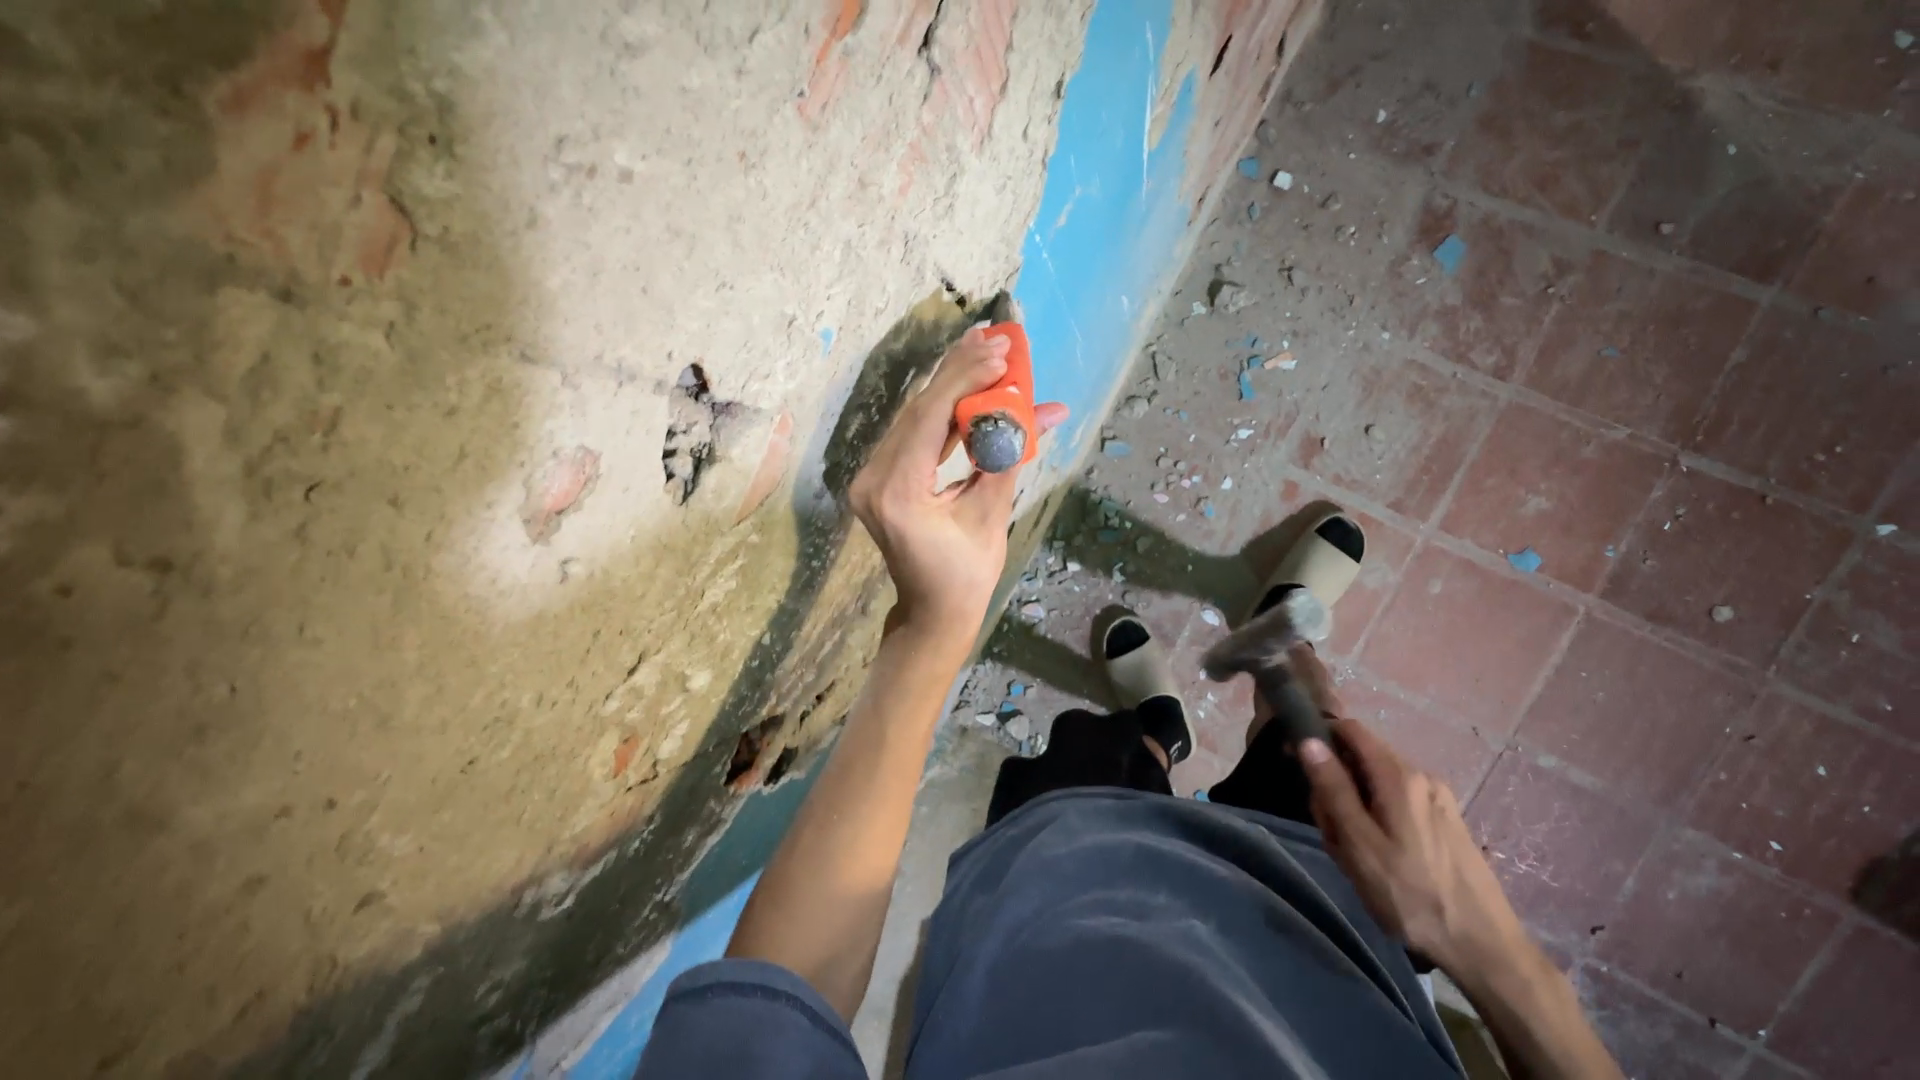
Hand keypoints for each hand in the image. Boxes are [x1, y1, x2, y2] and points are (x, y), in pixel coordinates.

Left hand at [848, 327, 1067, 641]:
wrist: (932, 613)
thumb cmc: (966, 576)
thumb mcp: (992, 514)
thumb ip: (1010, 455)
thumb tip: (1050, 409)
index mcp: (896, 493)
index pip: (928, 419)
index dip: (965, 380)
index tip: (1001, 354)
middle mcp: (873, 478)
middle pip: (918, 410)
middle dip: (959, 372)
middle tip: (996, 338)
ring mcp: (871, 477)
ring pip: (914, 417)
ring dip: (951, 384)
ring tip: (986, 348)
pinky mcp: (881, 478)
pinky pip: (913, 435)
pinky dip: (941, 411)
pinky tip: (965, 383)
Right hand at [1299, 718, 1527, 974]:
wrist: (1483, 946)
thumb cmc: (1411, 895)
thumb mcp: (1360, 844)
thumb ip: (1333, 789)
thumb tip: (1309, 740)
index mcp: (1400, 777)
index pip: (1352, 730)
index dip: (1321, 738)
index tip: (1298, 767)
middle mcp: (1424, 777)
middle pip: (1364, 757)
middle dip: (1338, 783)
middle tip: (1331, 831)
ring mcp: (1440, 800)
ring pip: (1380, 784)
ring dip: (1357, 806)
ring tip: (1355, 853)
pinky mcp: (1449, 822)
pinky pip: (1401, 804)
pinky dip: (1380, 819)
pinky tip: (1381, 858)